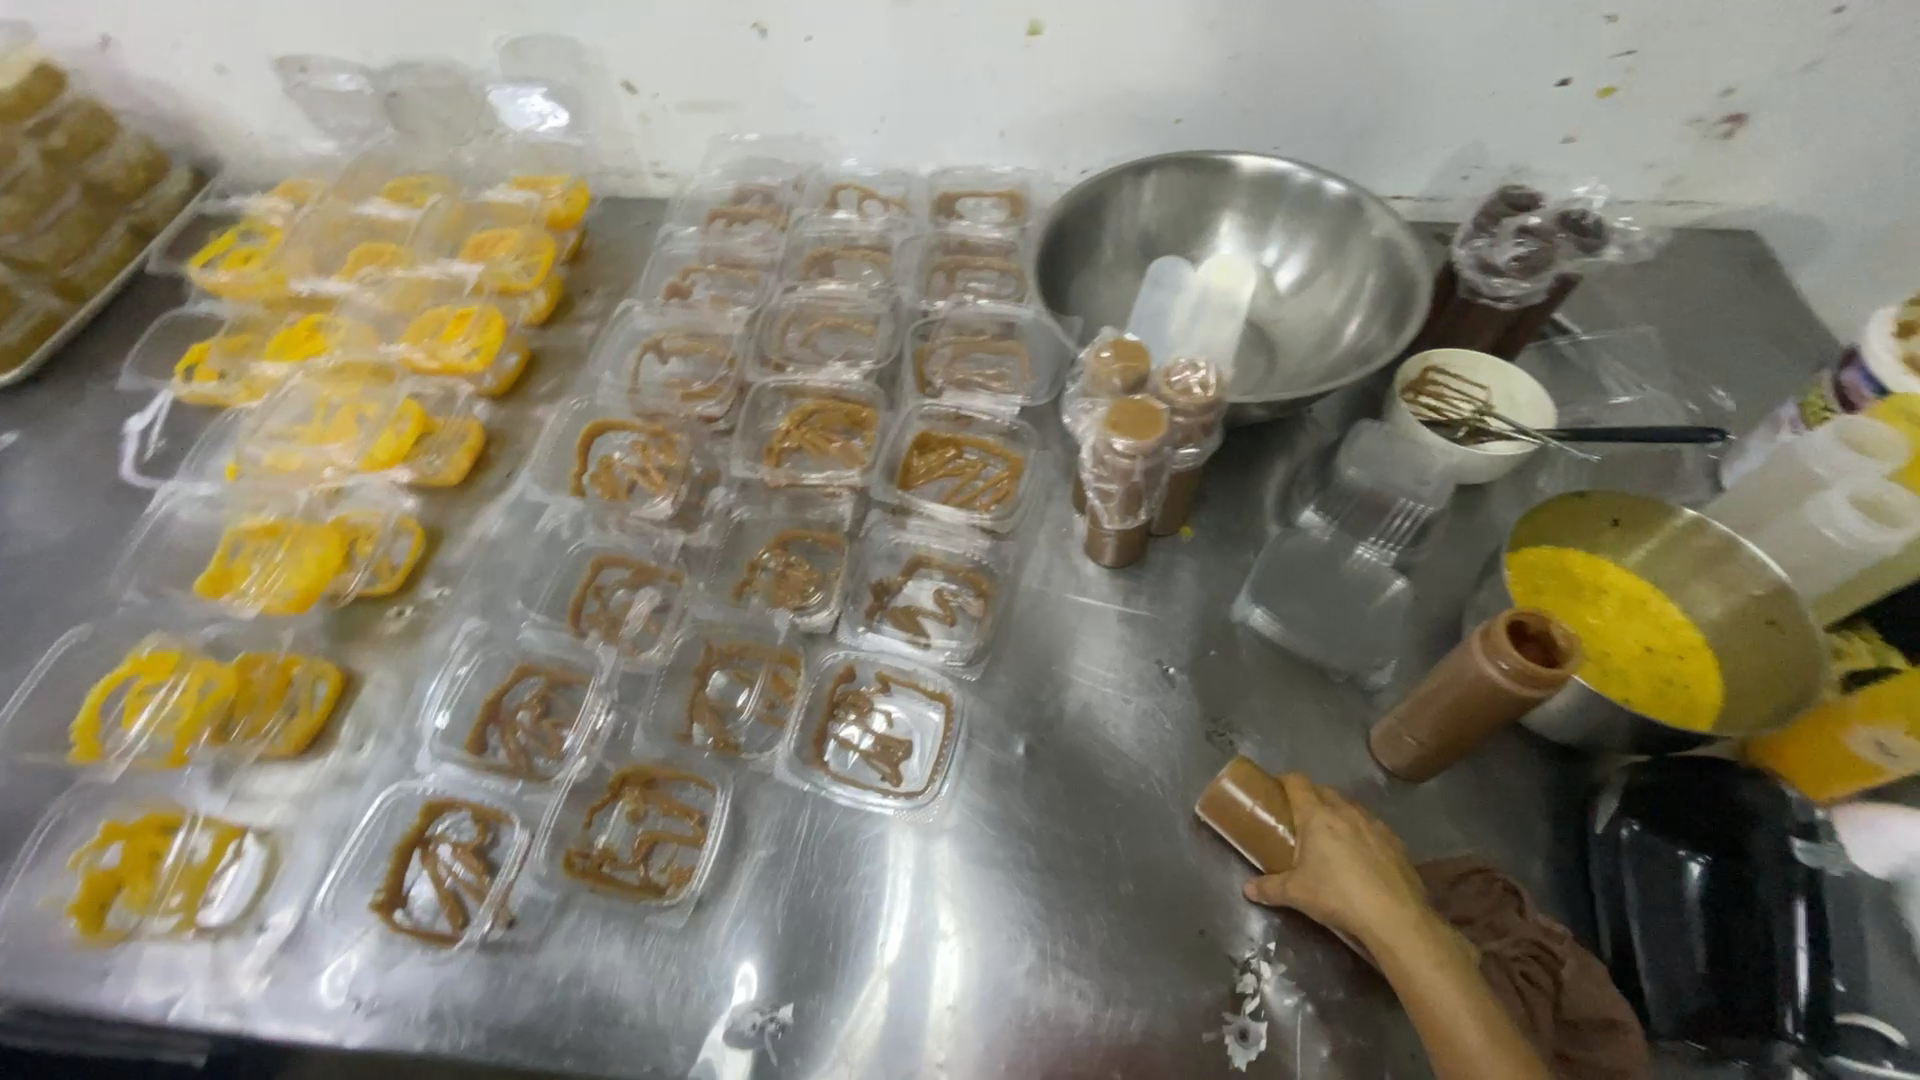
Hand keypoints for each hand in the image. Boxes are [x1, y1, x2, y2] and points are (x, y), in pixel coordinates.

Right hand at [1243, 773, 1433, 949]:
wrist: (1396, 918)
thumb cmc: (1338, 896)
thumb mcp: (1296, 894)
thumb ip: (1269, 888)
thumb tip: (1248, 889)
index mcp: (1317, 816)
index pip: (1297, 782)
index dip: (1285, 780)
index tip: (1276, 788)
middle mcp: (1346, 812)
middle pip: (1324, 790)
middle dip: (1312, 796)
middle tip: (1301, 817)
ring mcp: (1375, 825)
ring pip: (1352, 807)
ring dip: (1339, 812)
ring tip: (1333, 835)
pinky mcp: (1397, 843)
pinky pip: (1374, 827)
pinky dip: (1363, 832)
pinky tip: (1363, 855)